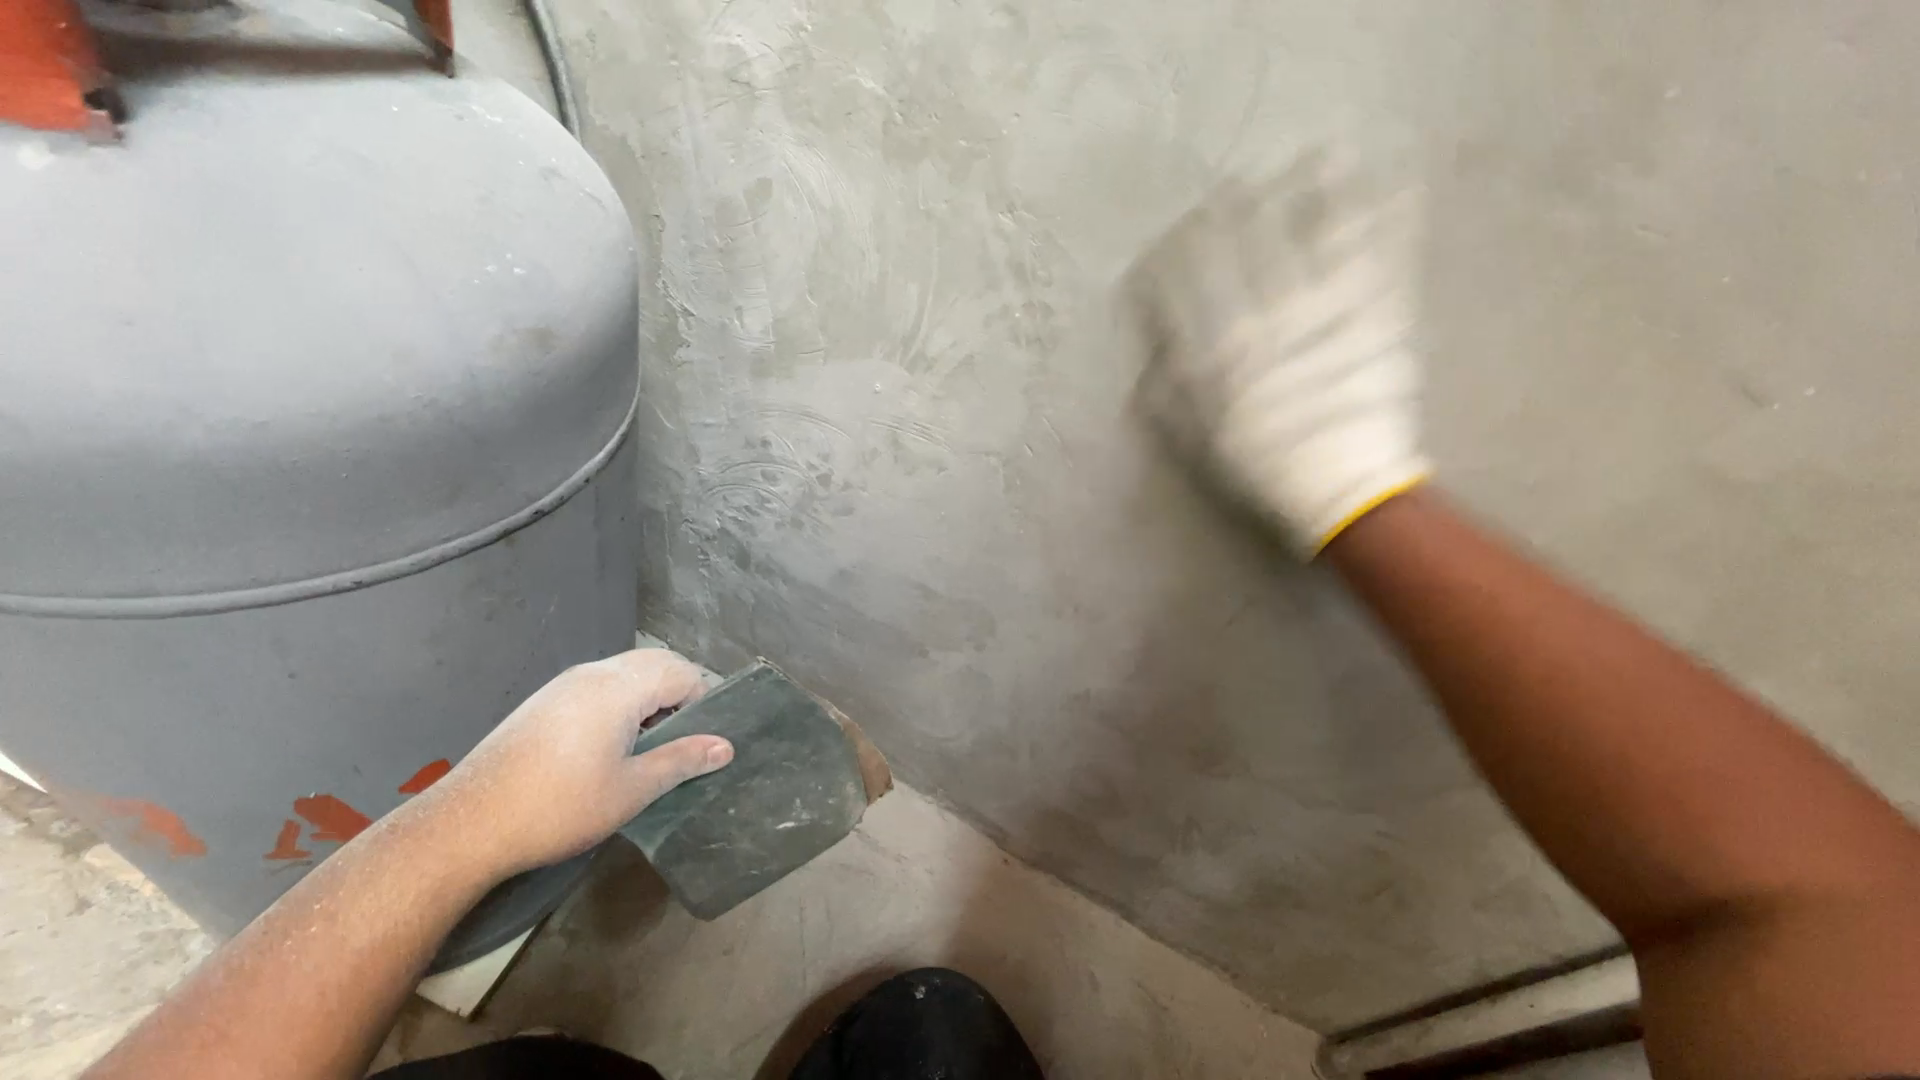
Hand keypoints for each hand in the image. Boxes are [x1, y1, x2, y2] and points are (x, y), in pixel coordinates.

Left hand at [418, 649, 733, 877]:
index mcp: (618, 688)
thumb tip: (725, 746)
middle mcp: (592, 674)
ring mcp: (564, 685)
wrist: (467, 824)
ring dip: (650, 699)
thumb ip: (682, 760)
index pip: (683, 672)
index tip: (700, 743)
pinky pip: (601, 686)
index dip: (703, 703)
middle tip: (682, 743)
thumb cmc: (559, 808)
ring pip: (627, 673)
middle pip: (657, 663)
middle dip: (680, 694)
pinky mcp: (545, 701)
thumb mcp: (631, 790)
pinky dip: (622, 704)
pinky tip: (611, 747)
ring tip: (649, 748)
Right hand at [1127, 146, 1429, 553]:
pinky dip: (1392, 222)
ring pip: (1320, 241)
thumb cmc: (1264, 469)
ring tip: (1324, 152)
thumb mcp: (1199, 442)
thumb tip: (1152, 356)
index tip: (1181, 227)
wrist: (1343, 492)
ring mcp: (1331, 315)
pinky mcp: (1380, 320)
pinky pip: (1386, 262)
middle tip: (1242, 177)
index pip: (1194, 282)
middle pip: (1253, 246)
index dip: (1185, 248)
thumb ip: (1171, 396)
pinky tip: (1399, 185)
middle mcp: (1272, 321)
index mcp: (1224, 351)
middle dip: (1245, 208)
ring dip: (1321, 195)